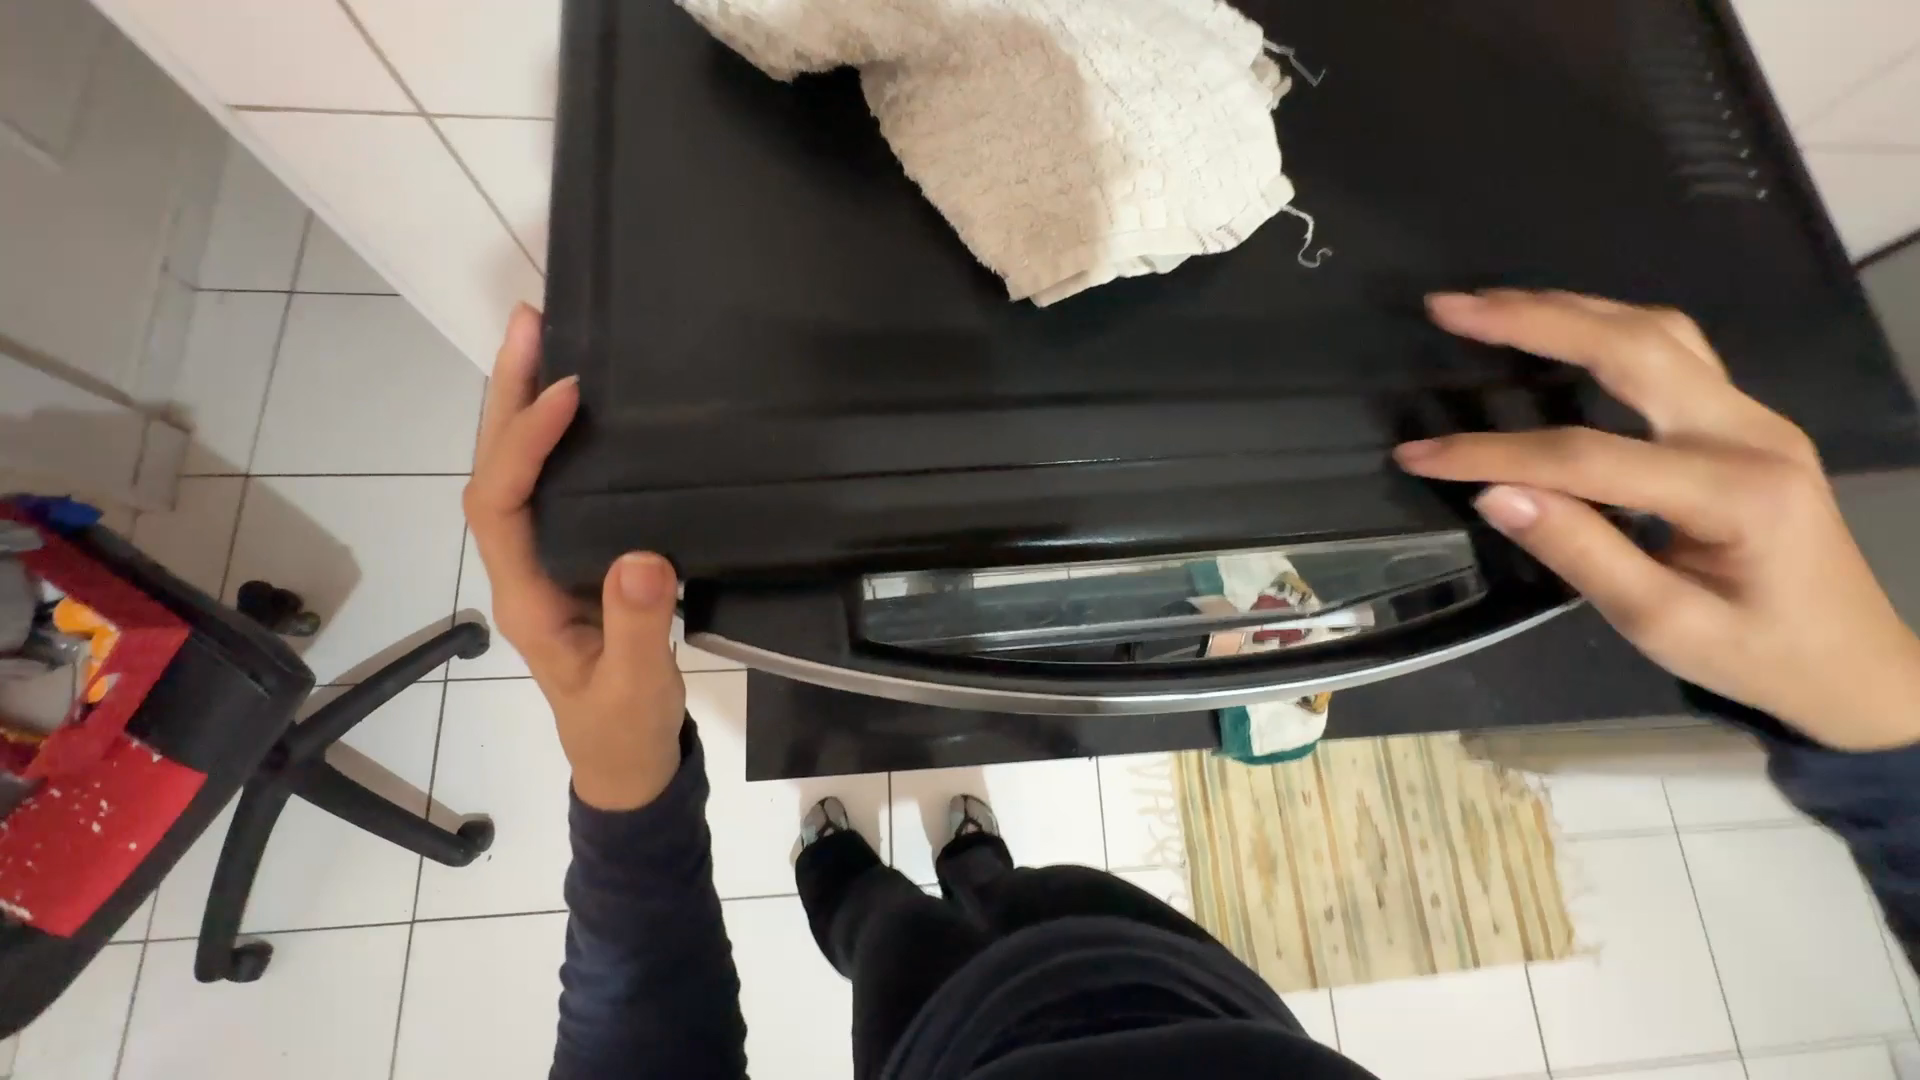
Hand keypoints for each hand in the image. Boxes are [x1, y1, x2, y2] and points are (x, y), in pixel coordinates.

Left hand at [464, 304, 687, 808]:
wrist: (624, 761)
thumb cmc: (623, 729)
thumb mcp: (636, 688)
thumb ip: (638, 628)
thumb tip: (642, 555)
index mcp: (525, 596)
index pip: (501, 505)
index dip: (524, 445)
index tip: (567, 394)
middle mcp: (523, 570)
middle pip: (494, 473)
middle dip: (505, 399)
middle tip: (531, 326)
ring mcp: (546, 565)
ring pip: (518, 476)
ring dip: (523, 409)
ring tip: (547, 346)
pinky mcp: (576, 563)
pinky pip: (555, 490)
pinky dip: (559, 443)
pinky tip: (584, 414)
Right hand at [1395, 290, 1919, 750]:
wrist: (1852, 664)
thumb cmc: (1754, 652)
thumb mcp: (1660, 623)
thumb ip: (1579, 552)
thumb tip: (1492, 496)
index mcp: (1734, 491)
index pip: (1584, 456)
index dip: (1490, 453)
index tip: (1415, 456)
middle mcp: (1749, 433)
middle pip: (1635, 348)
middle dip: (1534, 321)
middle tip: (1450, 307)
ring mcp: (1750, 417)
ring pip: (1658, 332)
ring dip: (1567, 310)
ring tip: (1489, 303)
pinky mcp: (1739, 420)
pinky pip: (1670, 349)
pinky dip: (1601, 325)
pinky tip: (1556, 325)